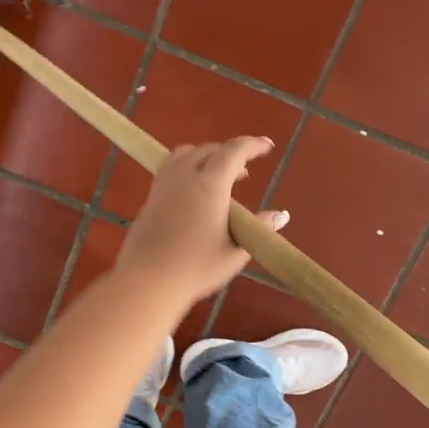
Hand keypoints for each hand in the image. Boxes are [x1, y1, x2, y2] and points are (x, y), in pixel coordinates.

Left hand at [115, 136, 287, 307]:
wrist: (147, 282)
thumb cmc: (196, 268)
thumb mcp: (234, 253)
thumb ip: (258, 229)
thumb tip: (281, 216)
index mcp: (209, 184)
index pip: (233, 151)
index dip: (252, 145)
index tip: (267, 146)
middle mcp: (184, 177)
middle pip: (207, 150)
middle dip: (228, 154)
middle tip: (243, 172)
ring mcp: (162, 187)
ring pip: (183, 156)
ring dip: (203, 158)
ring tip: (215, 178)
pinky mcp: (148, 201)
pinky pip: (169, 172)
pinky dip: (186, 171)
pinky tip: (192, 196)